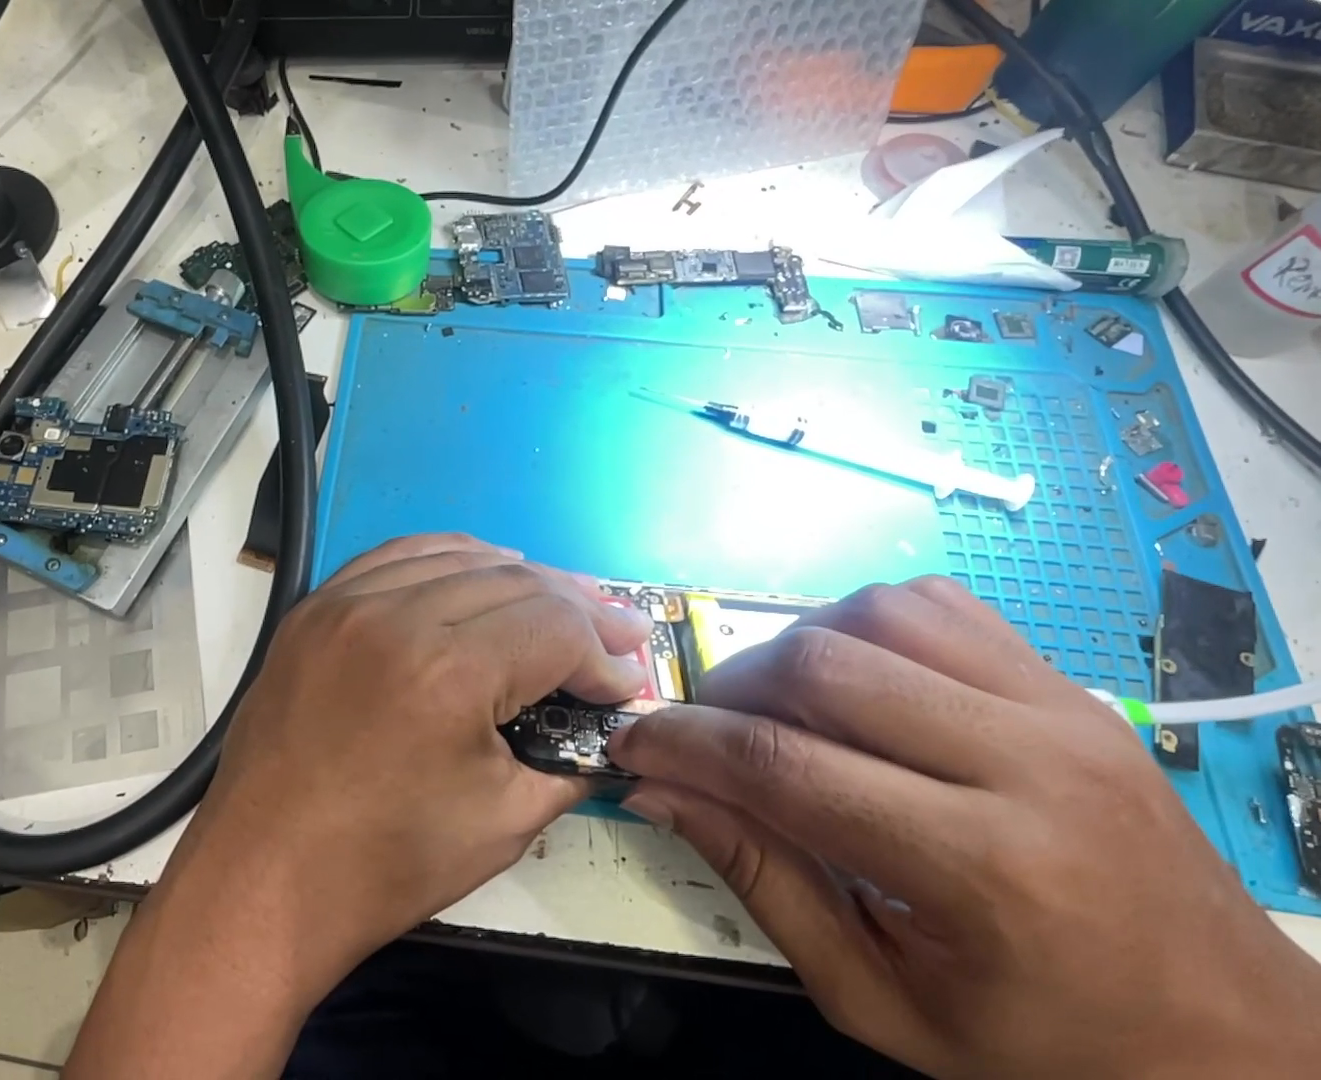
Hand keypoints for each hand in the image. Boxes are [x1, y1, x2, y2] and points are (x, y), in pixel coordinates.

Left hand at [70, 535, 650, 1078]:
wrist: (263, 879)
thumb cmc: (385, 866)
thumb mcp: (504, 822)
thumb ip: (571, 759)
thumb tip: (608, 721)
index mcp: (447, 670)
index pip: (554, 625)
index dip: (603, 653)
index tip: (623, 683)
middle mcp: (393, 615)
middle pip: (514, 580)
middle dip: (577, 607)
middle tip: (616, 634)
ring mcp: (343, 603)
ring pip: (456, 556)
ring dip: (518, 575)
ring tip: (559, 601)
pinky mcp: (313, 609)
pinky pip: (394, 558)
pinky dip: (447, 561)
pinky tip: (475, 576)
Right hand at [609, 576, 1320, 1078]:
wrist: (1235, 1046)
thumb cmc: (1043, 1048)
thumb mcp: (878, 998)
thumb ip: (761, 879)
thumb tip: (662, 792)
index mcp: (982, 870)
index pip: (783, 766)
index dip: (684, 744)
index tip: (631, 743)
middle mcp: (1028, 765)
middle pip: (822, 667)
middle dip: (727, 689)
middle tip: (700, 731)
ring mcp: (1061, 712)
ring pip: (875, 614)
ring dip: (792, 646)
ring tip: (771, 704)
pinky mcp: (1071, 689)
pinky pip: (939, 607)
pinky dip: (862, 622)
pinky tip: (849, 676)